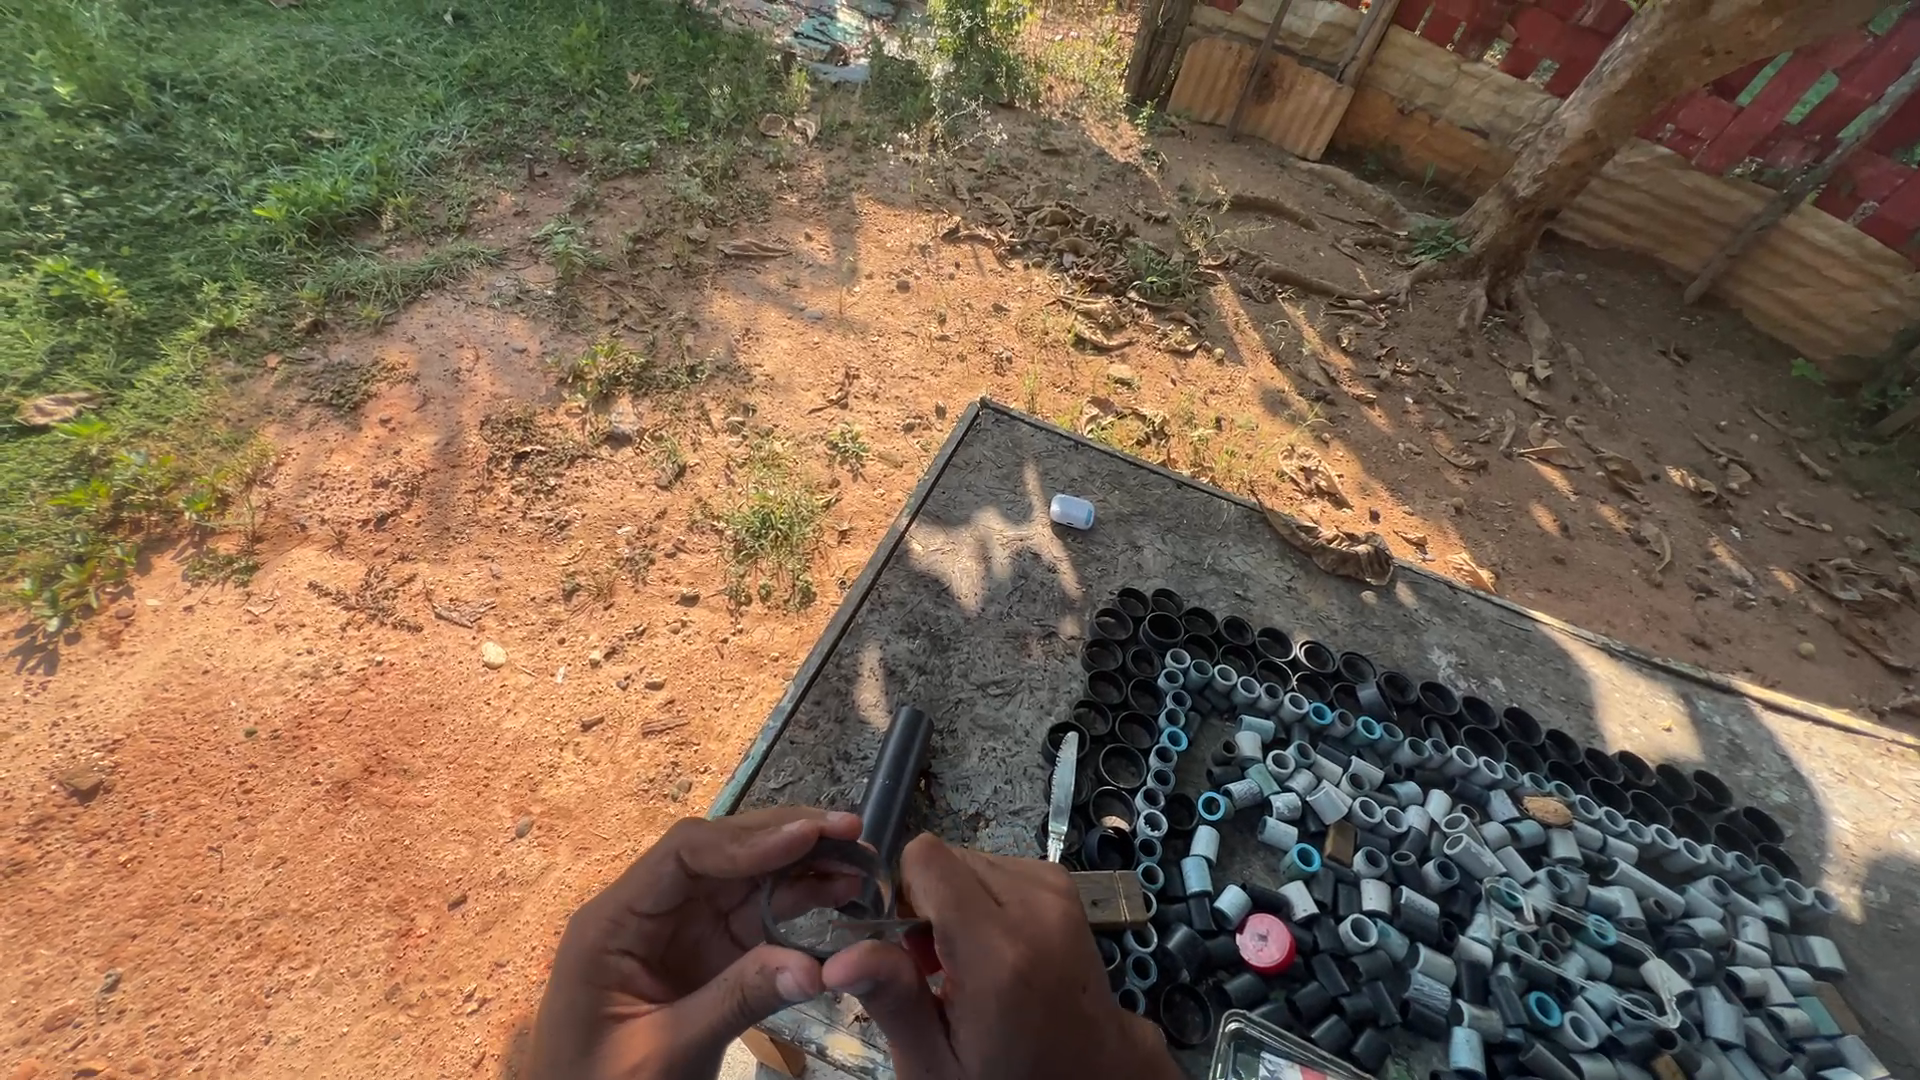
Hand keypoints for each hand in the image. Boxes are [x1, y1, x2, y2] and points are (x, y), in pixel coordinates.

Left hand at [528, 806, 864, 1079]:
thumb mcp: (662, 1056)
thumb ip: (734, 1001)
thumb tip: (814, 968)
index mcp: (616, 920)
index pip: (685, 853)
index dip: (748, 840)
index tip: (807, 837)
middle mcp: (653, 906)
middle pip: (725, 850)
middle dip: (788, 836)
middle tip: (849, 830)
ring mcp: (685, 925)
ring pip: (750, 872)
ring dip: (804, 862)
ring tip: (857, 857)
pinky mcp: (711, 947)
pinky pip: (760, 910)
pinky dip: (801, 898)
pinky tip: (838, 890)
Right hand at [820, 834, 1181, 1079]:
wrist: (1093, 1073)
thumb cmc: (1008, 1078)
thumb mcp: (937, 1067)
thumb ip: (893, 999)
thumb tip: (836, 960)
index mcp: (997, 951)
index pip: (926, 857)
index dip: (903, 889)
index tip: (901, 936)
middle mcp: (1033, 905)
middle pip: (947, 857)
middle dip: (929, 899)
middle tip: (931, 960)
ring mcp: (1055, 890)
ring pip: (972, 859)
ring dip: (957, 897)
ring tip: (964, 957)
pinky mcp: (1063, 884)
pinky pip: (1000, 864)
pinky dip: (986, 895)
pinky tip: (991, 941)